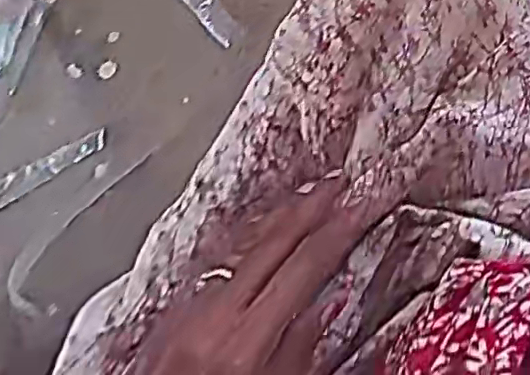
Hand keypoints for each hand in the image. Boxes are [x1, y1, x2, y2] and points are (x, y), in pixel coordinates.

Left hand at [131, 182, 377, 374]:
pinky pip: (218, 262)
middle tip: (341, 180)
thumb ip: (300, 349)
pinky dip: (248, 237)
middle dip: (313, 205)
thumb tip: (329, 299)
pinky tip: (263, 227)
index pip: (306, 264)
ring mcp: (185, 317)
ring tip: (308, 194)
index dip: (340, 228)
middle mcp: (212, 321)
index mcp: (244, 345)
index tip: (363, 204)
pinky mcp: (166, 321)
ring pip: (243, 245)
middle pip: (274, 242)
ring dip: (280, 215)